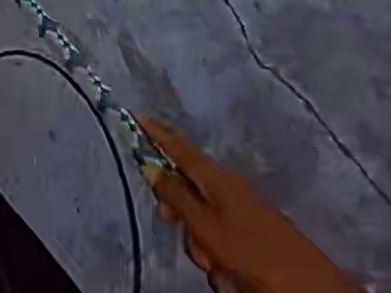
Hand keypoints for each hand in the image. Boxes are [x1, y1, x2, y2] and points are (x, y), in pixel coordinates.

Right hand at [134, 114, 362, 292]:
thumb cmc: (255, 256)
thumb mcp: (206, 226)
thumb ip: (174, 195)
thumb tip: (148, 164)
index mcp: (216, 178)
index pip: (177, 147)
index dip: (155, 132)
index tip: (134, 114)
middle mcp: (227, 190)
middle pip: (185, 191)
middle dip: (178, 214)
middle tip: (175, 228)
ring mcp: (241, 214)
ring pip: (200, 222)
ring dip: (200, 245)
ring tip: (219, 268)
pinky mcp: (252, 239)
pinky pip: (219, 241)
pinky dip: (219, 259)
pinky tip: (231, 278)